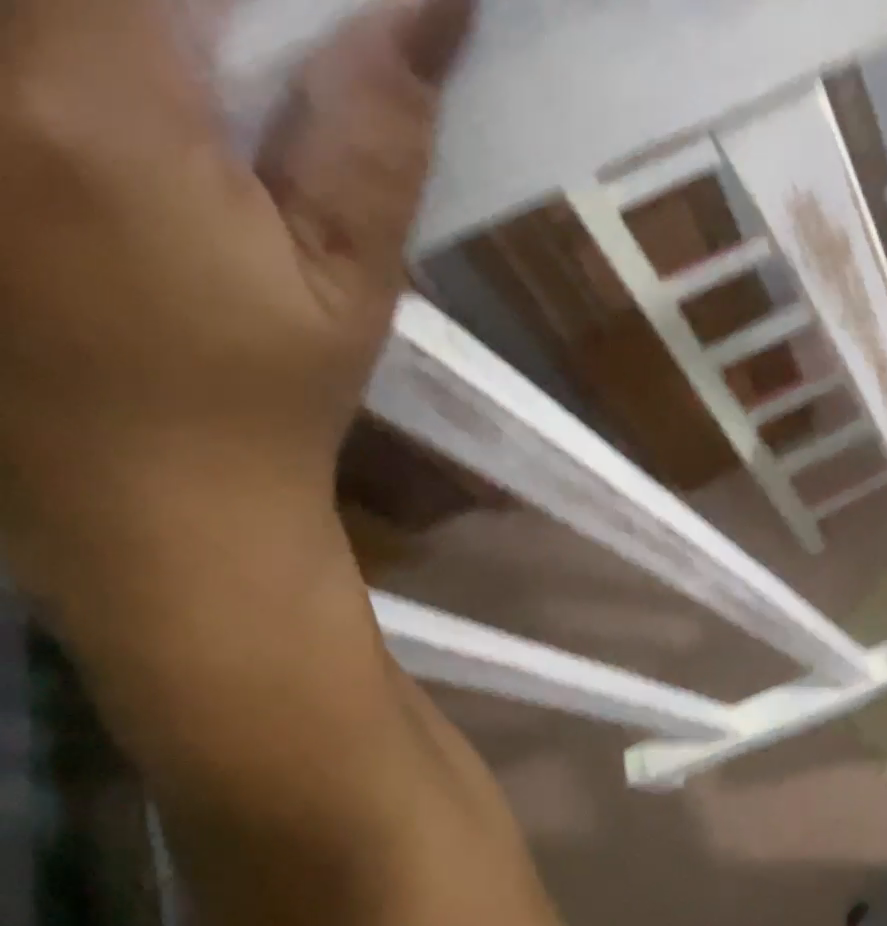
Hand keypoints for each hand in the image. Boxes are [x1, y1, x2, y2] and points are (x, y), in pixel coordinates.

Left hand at [0, 0, 471, 592]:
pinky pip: (19, 67)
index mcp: (96, 115)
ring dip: (144, 47)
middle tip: (276, 86)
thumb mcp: (352, 274)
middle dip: (198, 25)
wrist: (149, 506)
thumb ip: (378, 131)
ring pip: (51, 26)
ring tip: (229, 131)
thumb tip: (435, 4)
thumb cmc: (268, 396)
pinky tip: (157, 146)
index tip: (319, 35)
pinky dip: (86, 71)